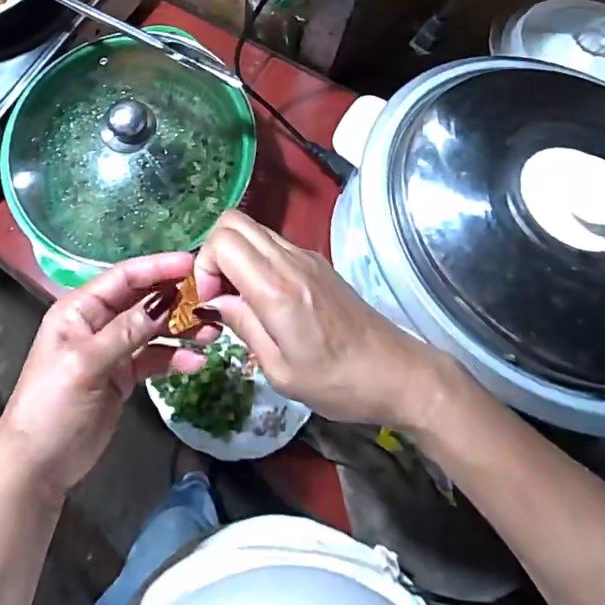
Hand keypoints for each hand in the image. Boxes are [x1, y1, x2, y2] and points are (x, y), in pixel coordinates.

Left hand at [0, 251, 195, 494]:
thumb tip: (166, 301)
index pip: (124, 277)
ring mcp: (110, 349)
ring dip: (181, 328)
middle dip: (176, 298)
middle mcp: (96, 322)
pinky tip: (195, 363)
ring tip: (214, 331)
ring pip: (151, 329)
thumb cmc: (52, 404)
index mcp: (79, 308)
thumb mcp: (88, 363)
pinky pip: (152, 358)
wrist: (38, 464)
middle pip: (141, 300)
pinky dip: (173, 358)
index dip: (157, 268)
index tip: (193, 263)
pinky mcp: (121, 376)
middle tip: (214, 298)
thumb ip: (126, 332)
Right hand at [187, 210, 458, 432]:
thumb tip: (214, 300)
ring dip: (233, 253)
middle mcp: (290, 262)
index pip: (223, 241)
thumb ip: (243, 326)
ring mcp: (305, 257)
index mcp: (278, 290)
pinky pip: (270, 241)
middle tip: (218, 290)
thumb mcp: (280, 371)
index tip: (210, 299)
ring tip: (238, 294)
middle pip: (231, 221)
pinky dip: (253, 257)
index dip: (204, 264)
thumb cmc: (339, 383)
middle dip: (212, 251)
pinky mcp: (316, 261)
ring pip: (250, 227)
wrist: (400, 374)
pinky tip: (262, 295)